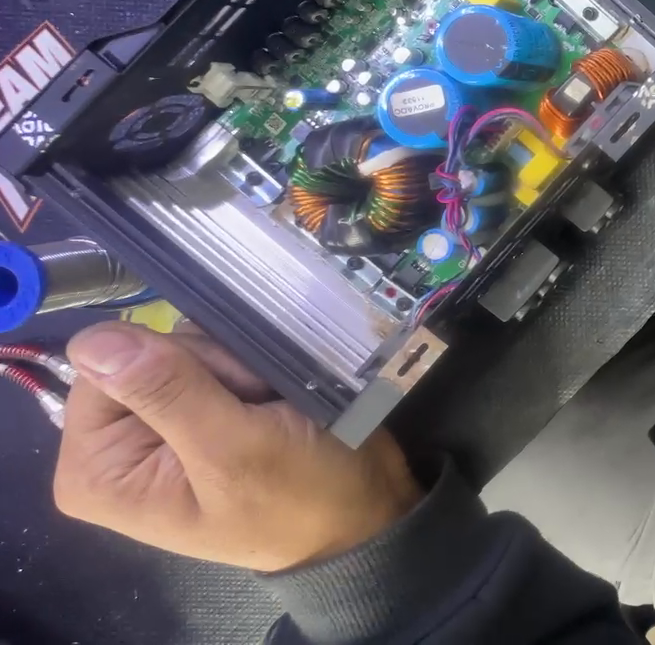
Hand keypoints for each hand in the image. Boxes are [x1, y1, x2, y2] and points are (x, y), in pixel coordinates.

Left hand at [52, 321, 421, 572]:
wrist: (363, 511)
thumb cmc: (296, 494)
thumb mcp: (234, 448)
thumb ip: (169, 393)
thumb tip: (95, 338)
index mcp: (102, 465)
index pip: (110, 368)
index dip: (177, 363)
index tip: (235, 392)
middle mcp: (128, 442)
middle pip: (159, 356)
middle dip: (225, 367)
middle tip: (267, 402)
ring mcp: (177, 426)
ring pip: (204, 351)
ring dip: (254, 364)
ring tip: (283, 400)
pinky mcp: (223, 412)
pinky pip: (235, 362)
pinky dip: (268, 366)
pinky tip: (288, 392)